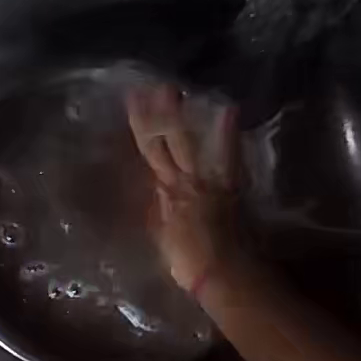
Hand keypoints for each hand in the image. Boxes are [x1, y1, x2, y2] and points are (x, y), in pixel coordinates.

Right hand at [126, 83, 239, 292]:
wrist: (219, 273)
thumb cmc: (187, 261)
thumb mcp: (164, 234)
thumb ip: (160, 208)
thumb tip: (153, 186)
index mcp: (164, 192)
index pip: (148, 152)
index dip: (140, 126)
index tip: (133, 100)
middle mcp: (180, 181)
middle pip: (163, 143)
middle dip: (153, 116)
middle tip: (145, 88)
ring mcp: (204, 181)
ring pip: (186, 144)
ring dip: (178, 117)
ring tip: (172, 91)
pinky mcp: (227, 187)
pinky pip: (225, 157)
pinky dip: (225, 135)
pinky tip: (226, 110)